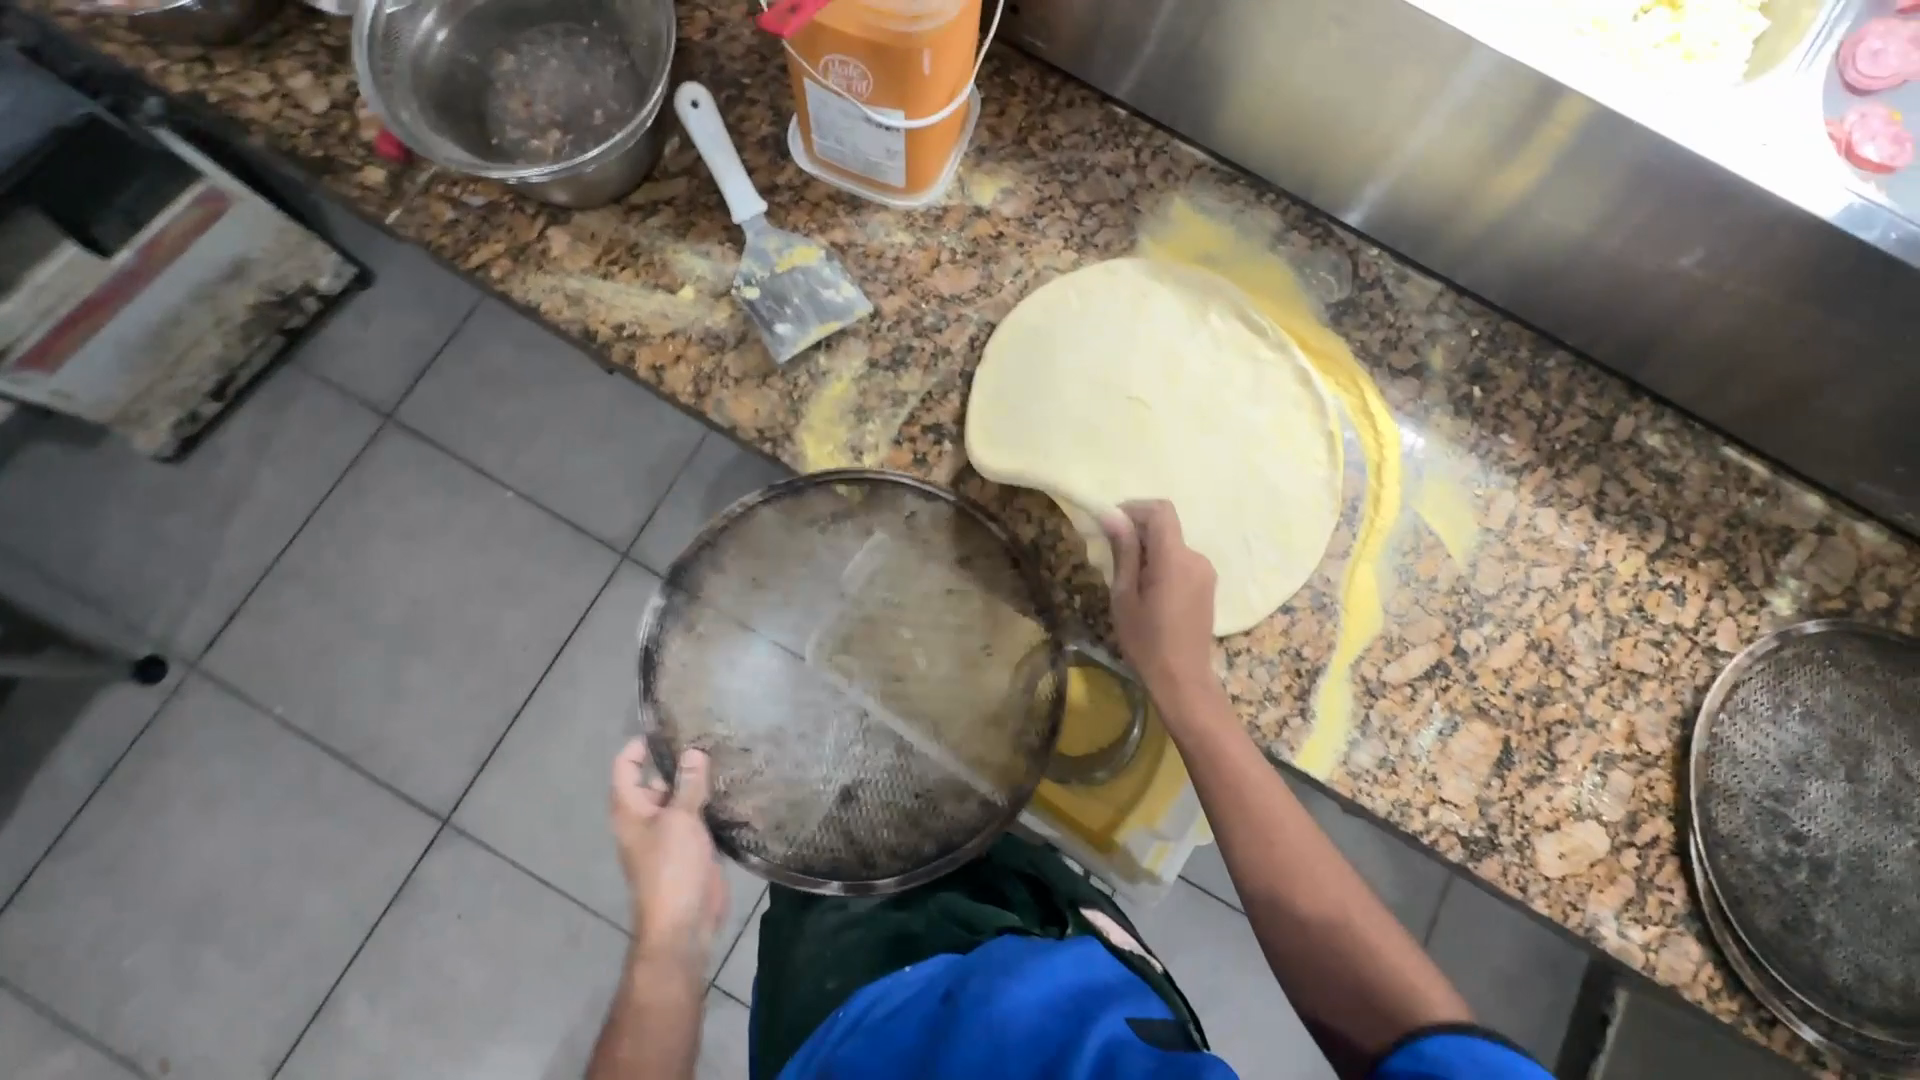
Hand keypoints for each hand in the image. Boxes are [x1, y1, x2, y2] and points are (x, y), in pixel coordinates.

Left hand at [610, 739, 728, 969]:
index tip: (669, 727)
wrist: (684, 923)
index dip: (640, 745)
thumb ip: (688, 784)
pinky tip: (734, 787)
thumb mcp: (679, 820)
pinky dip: (712, 803)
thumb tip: (693, 751)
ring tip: (727, 754)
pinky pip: (699, 817)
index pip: (625, 766)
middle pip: (657, 780)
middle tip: (710, 736)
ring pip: (682, 798)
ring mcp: (669, 834)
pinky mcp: (692, 847)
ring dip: (699, 782)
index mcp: (630, 810)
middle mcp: (645, 818)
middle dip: (680, 761)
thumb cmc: (671, 868)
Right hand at [1101, 500, 1218, 704]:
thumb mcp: (1124, 595)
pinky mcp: (1207, 585)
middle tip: (1112, 556)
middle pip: (1166, 528)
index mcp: (1174, 558)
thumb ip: (1124, 551)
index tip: (1111, 523)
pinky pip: (1181, 562)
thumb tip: (1113, 515)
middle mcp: (1196, 558)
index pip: (1160, 511)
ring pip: (1172, 545)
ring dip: (1149, 550)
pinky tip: (1148, 591)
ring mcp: (1205, 572)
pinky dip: (1162, 564)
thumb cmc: (1146, 640)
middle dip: (1138, 533)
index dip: (1134, 508)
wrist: (1182, 678)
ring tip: (1128, 579)